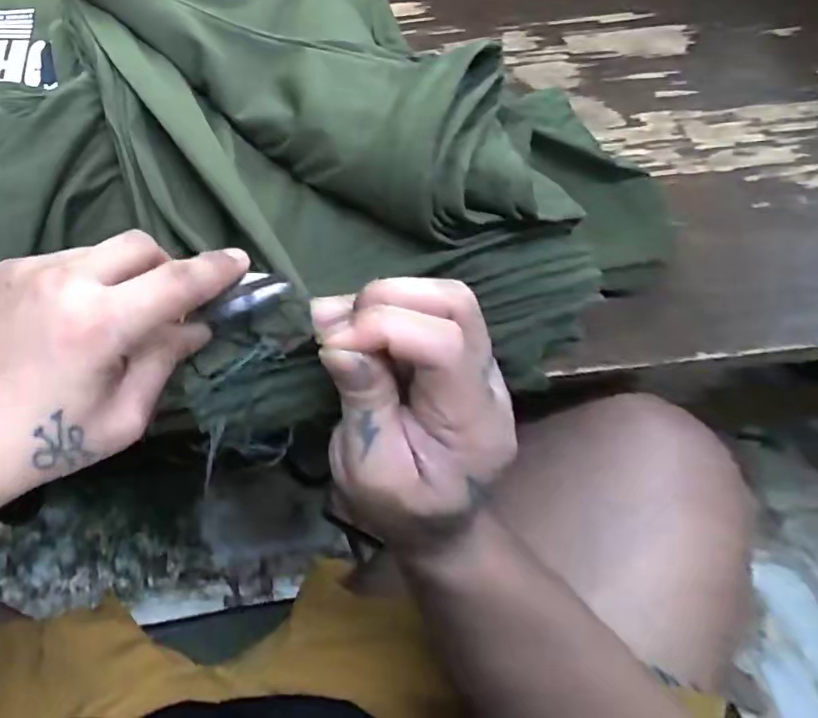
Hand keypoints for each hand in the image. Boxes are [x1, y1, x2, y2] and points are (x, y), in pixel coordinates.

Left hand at [0, 232, 248, 525]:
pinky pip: (65, 261)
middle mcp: (63, 279)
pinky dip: (84, 280)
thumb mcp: (122, 418)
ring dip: (122, 275)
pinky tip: (66, 320)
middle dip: (166, 267)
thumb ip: (164, 360)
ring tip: (110, 320)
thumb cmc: (47, 445)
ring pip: (100, 250)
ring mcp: (29, 268)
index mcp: (97, 323)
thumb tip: (197, 324)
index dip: (214, 269)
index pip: (174, 281)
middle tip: (170, 306)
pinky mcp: (6, 269)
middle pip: (139, 244)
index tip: (241, 260)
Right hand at [315, 279, 515, 552]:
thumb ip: (364, 403)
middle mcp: (485, 379)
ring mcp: (473, 361)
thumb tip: (338, 342)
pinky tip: (348, 330)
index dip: (381, 329)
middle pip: (453, 303)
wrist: (434, 524)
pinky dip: (376, 304)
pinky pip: (421, 304)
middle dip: (383, 301)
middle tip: (339, 332)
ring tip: (340, 330)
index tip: (332, 347)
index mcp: (472, 418)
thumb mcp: (372, 470)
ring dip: (379, 298)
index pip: (444, 344)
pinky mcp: (449, 351)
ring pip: (440, 294)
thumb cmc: (401, 505)